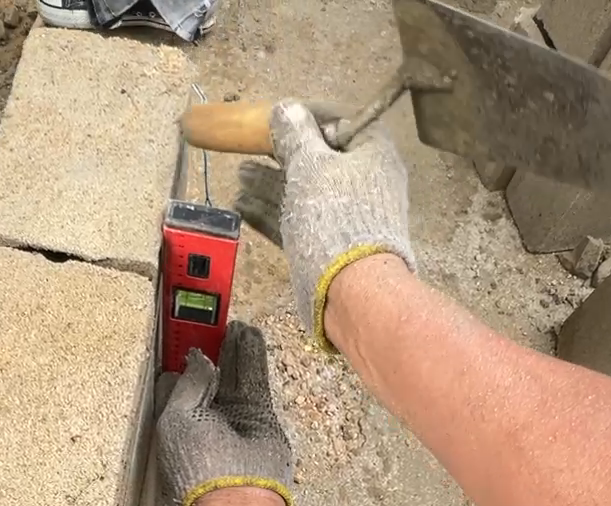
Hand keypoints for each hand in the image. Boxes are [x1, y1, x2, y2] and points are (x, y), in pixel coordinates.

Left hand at [158, 322, 295, 505]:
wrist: (237, 493)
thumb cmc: (198, 463)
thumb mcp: (176, 416)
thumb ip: (188, 383)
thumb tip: (198, 359)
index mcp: (176, 423)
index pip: (175, 385)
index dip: (176, 363)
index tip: (179, 337)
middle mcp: (204, 419)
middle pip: (206, 377)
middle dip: (207, 352)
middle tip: (209, 325)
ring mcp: (232, 417)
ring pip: (232, 374)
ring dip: (232, 349)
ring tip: (233, 325)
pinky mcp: (257, 415)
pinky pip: (255, 378)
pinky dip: (253, 356)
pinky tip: (250, 335)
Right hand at [236, 101, 414, 352]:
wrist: (352, 292)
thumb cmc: (336, 217)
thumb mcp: (311, 165)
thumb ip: (295, 135)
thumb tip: (286, 109)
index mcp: (372, 152)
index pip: (339, 121)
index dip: (304, 116)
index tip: (272, 116)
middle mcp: (363, 182)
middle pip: (318, 158)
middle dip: (279, 154)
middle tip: (247, 148)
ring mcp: (345, 217)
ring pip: (303, 191)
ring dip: (269, 182)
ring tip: (238, 175)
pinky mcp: (328, 246)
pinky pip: (298, 220)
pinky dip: (271, 211)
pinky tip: (241, 204)